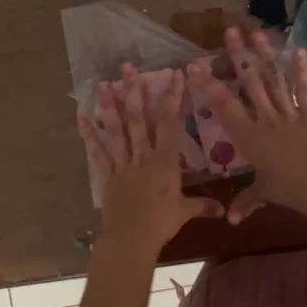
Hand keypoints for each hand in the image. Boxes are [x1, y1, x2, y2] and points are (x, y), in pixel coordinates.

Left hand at [79, 65, 223, 258]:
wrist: (131, 238)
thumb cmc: (161, 223)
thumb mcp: (184, 212)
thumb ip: (202, 205)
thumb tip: (223, 211)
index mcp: (165, 161)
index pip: (170, 123)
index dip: (173, 98)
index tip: (175, 75)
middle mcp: (143, 155)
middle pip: (139, 119)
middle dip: (135, 91)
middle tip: (129, 68)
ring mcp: (123, 163)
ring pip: (117, 130)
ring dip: (111, 106)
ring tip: (104, 84)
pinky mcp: (109, 175)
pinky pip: (99, 153)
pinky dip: (90, 136)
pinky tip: (82, 119)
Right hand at [187, 27, 306, 223]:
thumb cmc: (284, 188)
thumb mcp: (262, 193)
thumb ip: (246, 202)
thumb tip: (230, 221)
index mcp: (247, 135)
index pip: (223, 106)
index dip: (208, 85)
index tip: (194, 66)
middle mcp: (264, 117)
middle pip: (249, 82)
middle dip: (238, 56)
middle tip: (229, 32)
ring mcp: (288, 113)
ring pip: (273, 80)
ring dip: (265, 56)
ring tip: (257, 33)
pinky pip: (303, 90)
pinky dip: (301, 71)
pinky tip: (298, 52)